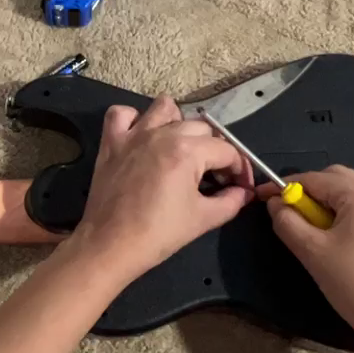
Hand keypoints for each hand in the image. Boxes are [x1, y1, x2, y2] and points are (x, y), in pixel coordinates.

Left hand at [67, 96, 253, 283]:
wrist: (110, 245)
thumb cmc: (158, 234)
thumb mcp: (203, 220)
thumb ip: (230, 201)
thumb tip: (243, 192)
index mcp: (187, 151)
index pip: (226, 149)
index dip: (239, 168)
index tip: (240, 186)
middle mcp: (162, 134)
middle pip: (201, 128)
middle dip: (214, 150)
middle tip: (213, 177)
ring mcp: (133, 134)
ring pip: (164, 108)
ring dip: (178, 123)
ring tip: (181, 148)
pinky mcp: (111, 142)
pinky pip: (122, 114)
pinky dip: (133, 120)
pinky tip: (142, 137)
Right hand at [259, 166, 353, 344]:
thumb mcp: (312, 253)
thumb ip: (287, 221)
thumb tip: (276, 203)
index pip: (315, 178)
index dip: (285, 186)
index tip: (264, 197)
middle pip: (339, 180)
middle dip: (312, 192)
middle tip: (294, 216)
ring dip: (333, 205)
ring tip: (320, 234)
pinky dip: (353, 218)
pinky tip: (348, 248)